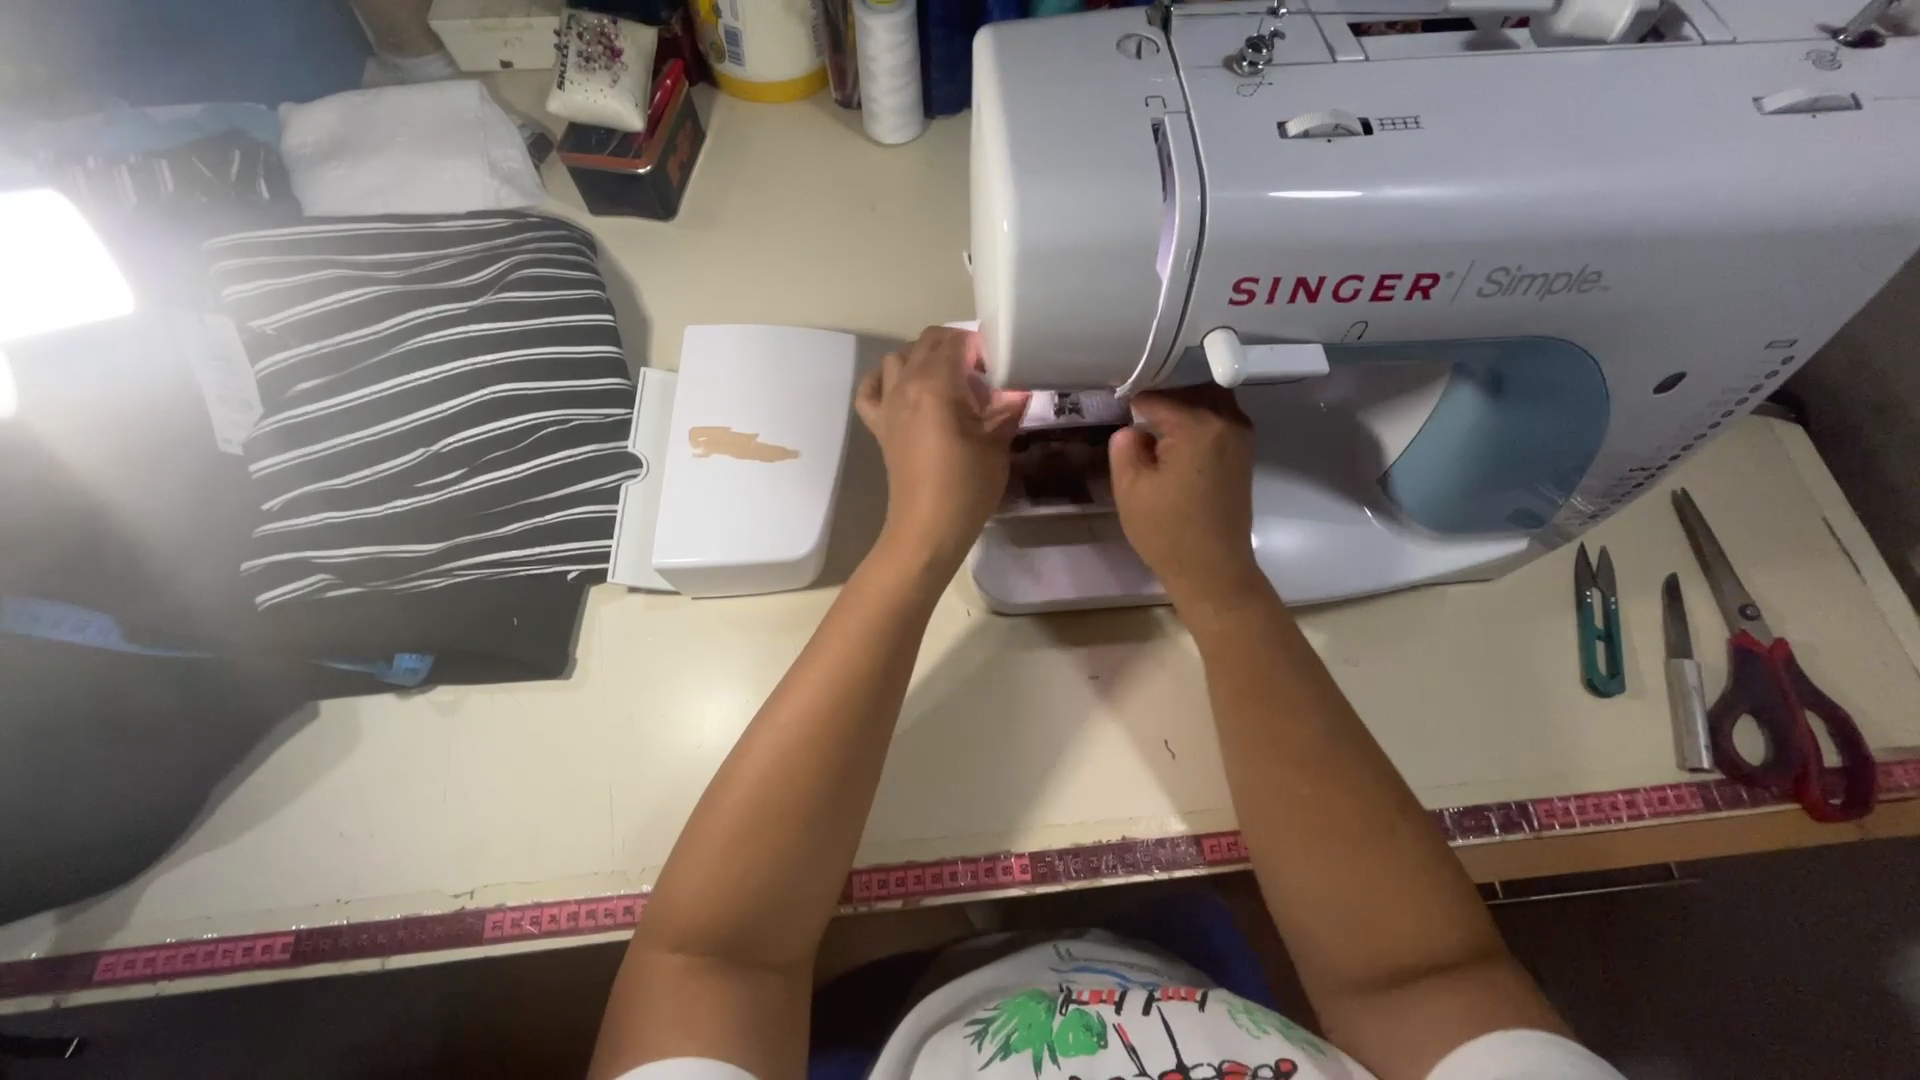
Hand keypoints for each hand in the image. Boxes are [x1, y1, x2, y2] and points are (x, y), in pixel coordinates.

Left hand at [855, 327, 1030, 567]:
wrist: (928, 528)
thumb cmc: (967, 486)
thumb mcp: (997, 444)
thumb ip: (1007, 409)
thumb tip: (1018, 392)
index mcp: (937, 384)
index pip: (957, 342)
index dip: (980, 346)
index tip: (998, 366)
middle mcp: (906, 385)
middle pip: (927, 342)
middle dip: (955, 346)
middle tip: (980, 372)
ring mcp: (888, 405)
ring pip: (898, 358)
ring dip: (923, 358)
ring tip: (949, 380)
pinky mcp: (879, 426)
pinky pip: (871, 390)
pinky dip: (884, 380)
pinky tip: (902, 388)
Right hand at [1109, 386, 1265, 607]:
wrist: (1214, 570)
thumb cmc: (1167, 531)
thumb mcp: (1130, 488)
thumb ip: (1125, 446)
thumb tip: (1133, 428)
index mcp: (1198, 424)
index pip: (1157, 394)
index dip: (1131, 398)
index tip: (1114, 406)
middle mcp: (1226, 420)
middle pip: (1190, 385)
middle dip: (1162, 391)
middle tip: (1134, 408)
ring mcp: (1240, 435)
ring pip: (1208, 397)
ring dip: (1182, 402)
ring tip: (1152, 419)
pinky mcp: (1243, 452)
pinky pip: (1218, 417)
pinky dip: (1196, 418)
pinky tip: (1173, 437)